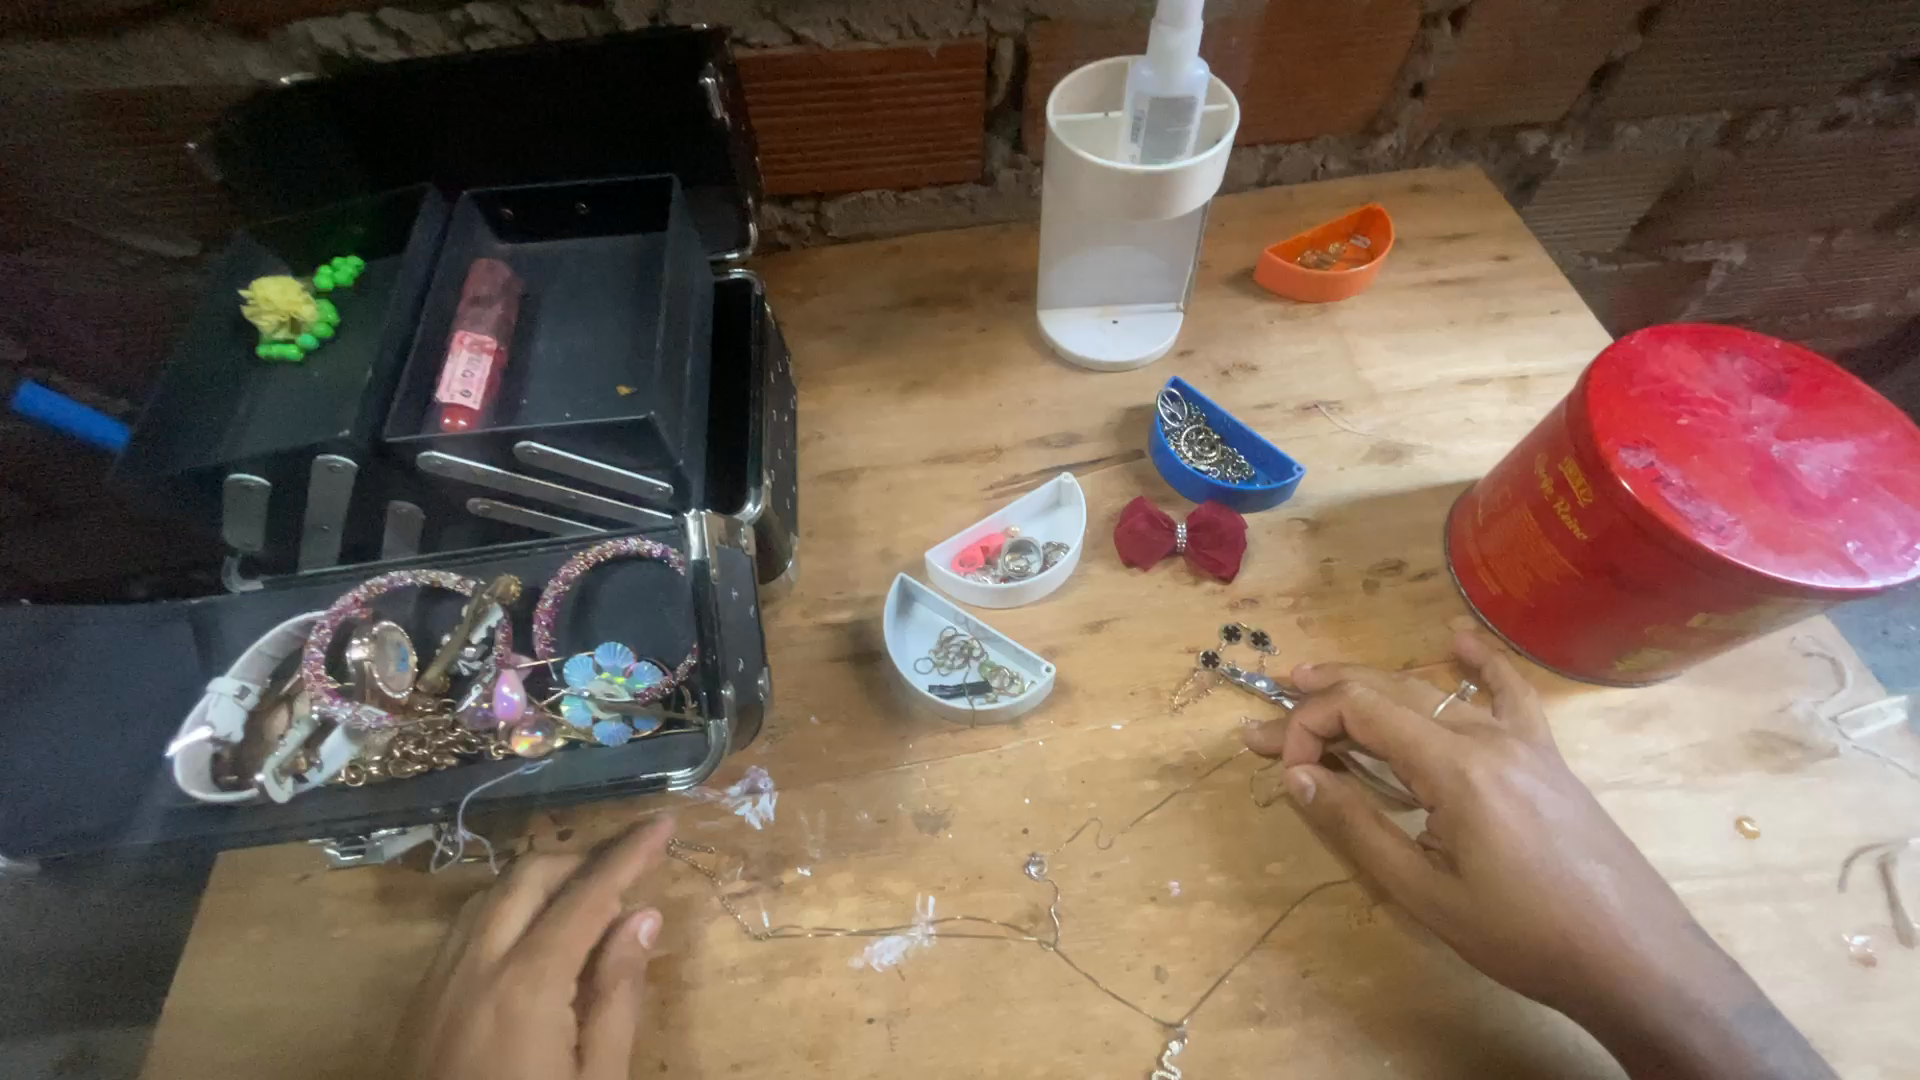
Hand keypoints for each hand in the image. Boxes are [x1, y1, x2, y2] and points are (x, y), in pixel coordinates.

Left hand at [394, 817, 673, 1079]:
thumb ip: (618, 993)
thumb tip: (641, 917)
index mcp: (525, 988)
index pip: (589, 894)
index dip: (631, 853)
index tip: (664, 822)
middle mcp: (472, 971)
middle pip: (529, 876)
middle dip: (583, 859)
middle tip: (627, 875)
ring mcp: (432, 990)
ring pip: (488, 896)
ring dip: (541, 883)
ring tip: (586, 906)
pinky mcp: (412, 1013)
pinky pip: (463, 932)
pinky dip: (507, 912)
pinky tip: (534, 942)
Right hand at [1245, 617, 1833, 1079]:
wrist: (1645, 969)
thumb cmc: (1527, 938)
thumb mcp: (1425, 892)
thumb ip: (1356, 824)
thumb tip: (1296, 775)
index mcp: (1455, 767)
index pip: (1360, 711)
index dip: (1307, 726)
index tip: (1287, 769)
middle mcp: (1485, 737)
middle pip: (1384, 693)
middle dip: (1317, 703)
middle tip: (1265, 723)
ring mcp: (1521, 742)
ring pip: (1428, 691)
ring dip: (1365, 685)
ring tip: (1311, 678)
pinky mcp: (1545, 758)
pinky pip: (1510, 694)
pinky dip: (1480, 662)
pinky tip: (1457, 638)